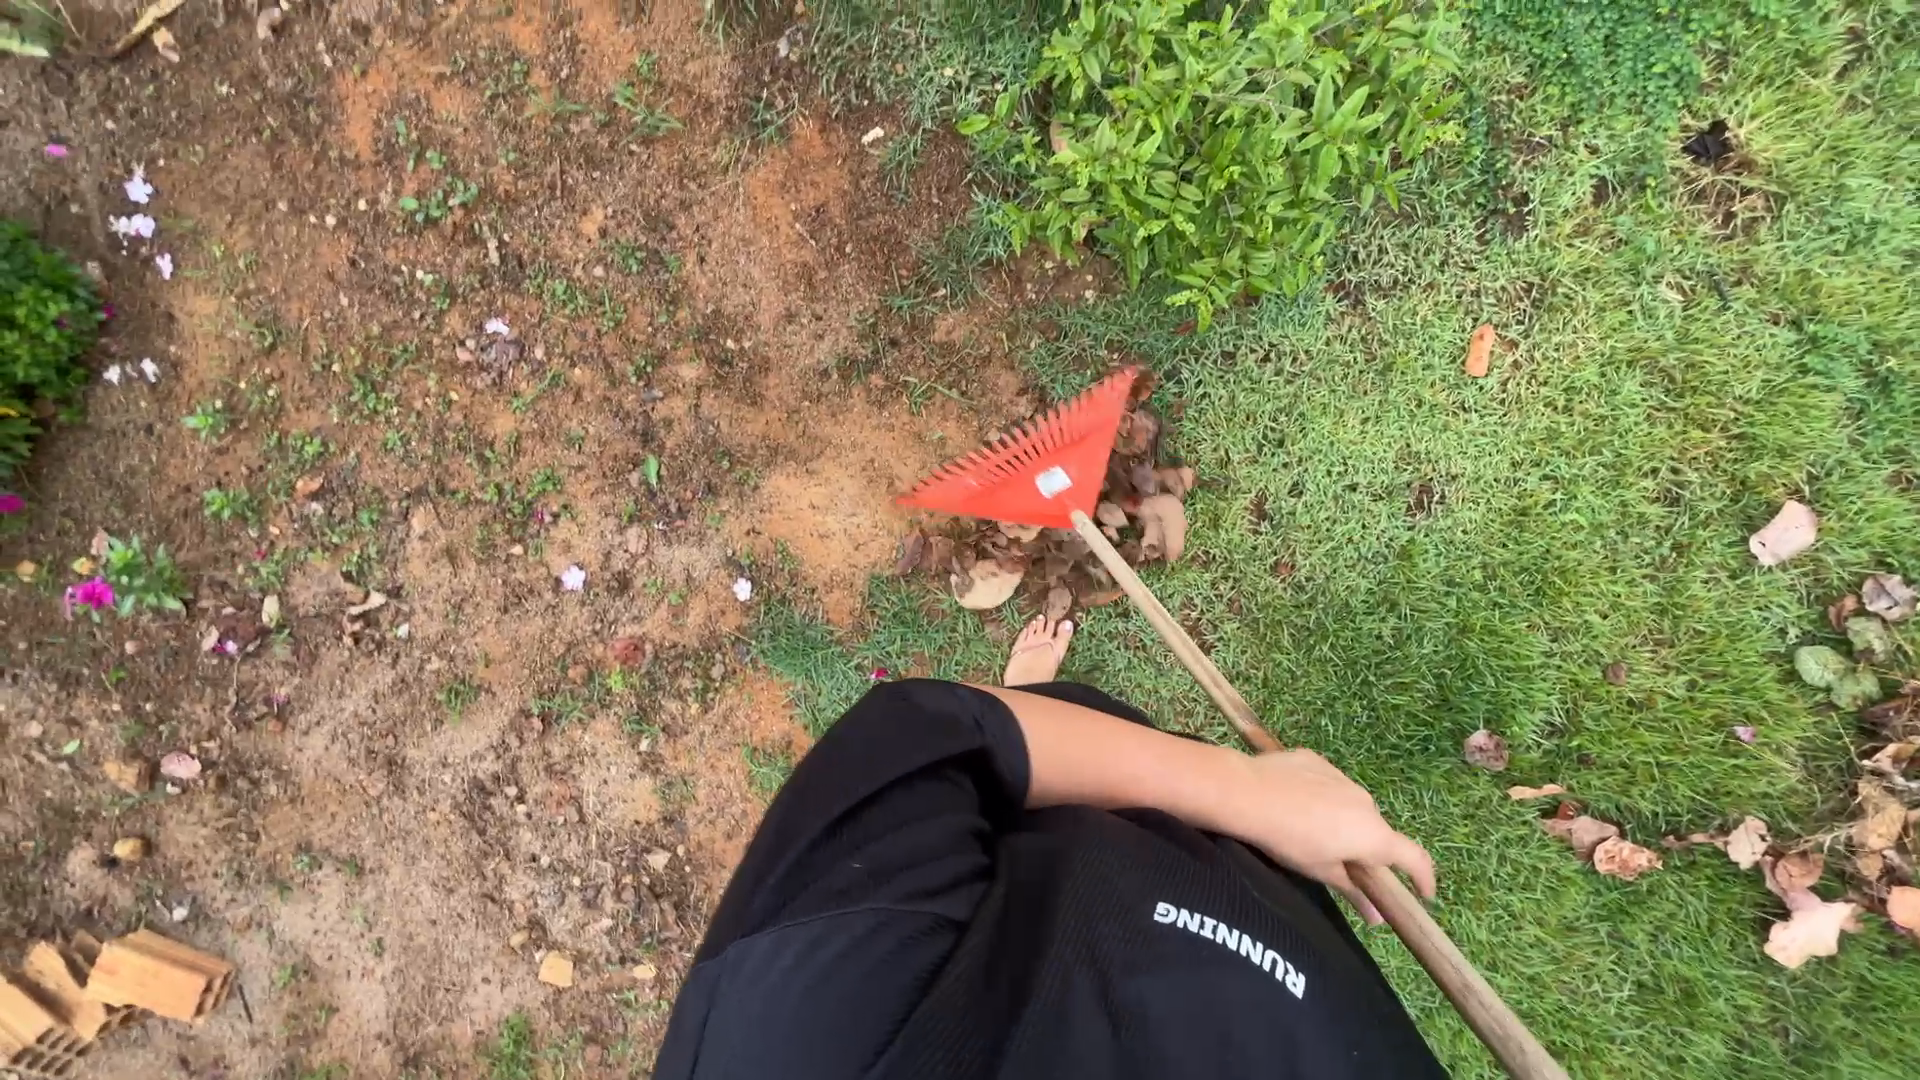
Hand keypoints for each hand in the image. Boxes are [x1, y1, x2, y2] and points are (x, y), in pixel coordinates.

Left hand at [1210, 749, 1436, 924]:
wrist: (1247, 792)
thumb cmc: (1287, 839)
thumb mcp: (1319, 871)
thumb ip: (1353, 892)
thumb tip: (1377, 917)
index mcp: (1373, 835)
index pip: (1415, 858)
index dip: (1423, 878)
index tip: (1422, 893)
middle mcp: (1366, 802)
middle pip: (1376, 830)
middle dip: (1365, 846)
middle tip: (1339, 858)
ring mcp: (1341, 776)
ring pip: (1350, 804)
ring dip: (1341, 818)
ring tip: (1308, 827)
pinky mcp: (1315, 760)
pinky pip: (1326, 782)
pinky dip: (1318, 793)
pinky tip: (1293, 800)